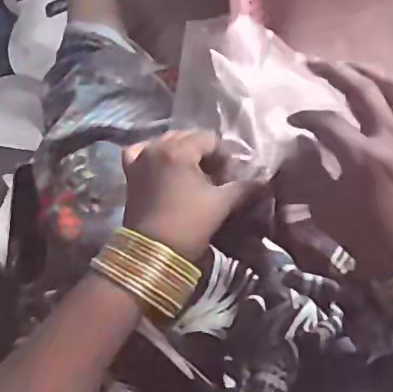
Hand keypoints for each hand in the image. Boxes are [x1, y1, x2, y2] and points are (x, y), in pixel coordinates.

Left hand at [121, 130, 254, 260]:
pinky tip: (162, 166)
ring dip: (181, 154)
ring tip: (193, 176)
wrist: (152, 253)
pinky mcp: (129, 174)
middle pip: (187, 138)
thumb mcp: (221, 204)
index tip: (229, 177)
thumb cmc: (189, 225)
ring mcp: (139, 159)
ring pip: (165, 144)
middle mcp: (156, 147)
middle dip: (204, 154)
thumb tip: (263, 182)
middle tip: (214, 178)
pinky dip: (152, 155)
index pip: (210, 139)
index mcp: (179, 150)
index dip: (224, 156)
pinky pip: (141, 153)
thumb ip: (244, 188)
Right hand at [281, 62, 392, 277]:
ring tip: (351, 67)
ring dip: (370, 73)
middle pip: (361, 89)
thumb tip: (304, 143)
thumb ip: (312, 169)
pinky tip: (389, 92)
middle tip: (312, 62)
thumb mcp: (327, 205)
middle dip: (333, 71)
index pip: (326, 121)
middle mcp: (389, 138)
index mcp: (361, 156)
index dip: (304, 116)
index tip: (291, 119)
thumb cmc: (365, 234)